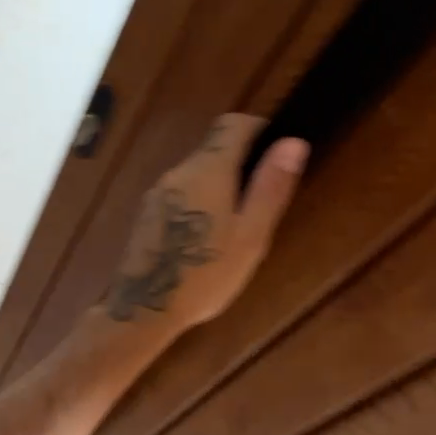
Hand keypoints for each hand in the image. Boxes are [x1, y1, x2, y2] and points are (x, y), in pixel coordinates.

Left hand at [100, 114, 307, 336]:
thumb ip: (270, 187)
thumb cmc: (204, 276)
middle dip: (241, 164)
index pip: (233, 124)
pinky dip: (199, 203)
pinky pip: (180, 195)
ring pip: (195, 174)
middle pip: (214, 149)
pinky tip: (206, 238)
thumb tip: (292, 141)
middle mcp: (177, 173)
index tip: (278, 155)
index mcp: (206, 170)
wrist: (143, 309)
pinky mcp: (146, 214)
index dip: (260, 130)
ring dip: (219, 186)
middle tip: (262, 201)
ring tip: (237, 225)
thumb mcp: (250, 236)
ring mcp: (157, 194)